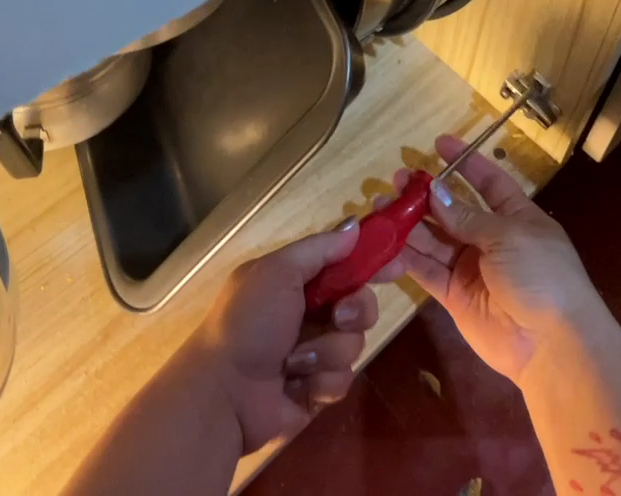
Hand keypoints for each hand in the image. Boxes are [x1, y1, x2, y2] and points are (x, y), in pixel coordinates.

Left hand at [182, 220, 385, 452]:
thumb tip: (354, 226)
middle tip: (337, 317)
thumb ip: (320, 249)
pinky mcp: (317, 388)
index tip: (397, 262)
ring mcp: (314, 352)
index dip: (372, 261)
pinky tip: (299, 383)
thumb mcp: (278, 272)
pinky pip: (344, 378)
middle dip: (355, 310)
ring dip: (329, 350)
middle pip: (360, 303)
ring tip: (297, 360)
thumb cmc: (247, 322)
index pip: (344, 264)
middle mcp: (308, 313)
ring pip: (354, 342)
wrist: (223, 395)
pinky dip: (323, 380)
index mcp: (296, 281)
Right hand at [388, 134, 607, 386]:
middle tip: (397, 180)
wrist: (550, 343)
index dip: (465, 162)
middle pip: (453, 210)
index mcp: (516, 217)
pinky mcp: (454, 295)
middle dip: (425, 194)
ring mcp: (471, 267)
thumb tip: (435, 191)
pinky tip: (386, 242)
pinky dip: (406, 257)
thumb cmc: (540, 274)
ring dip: (409, 223)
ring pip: (434, 238)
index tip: (438, 143)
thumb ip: (467, 216)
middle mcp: (491, 239)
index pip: (488, 181)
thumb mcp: (508, 235)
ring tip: (382, 204)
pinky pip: (426, 270)